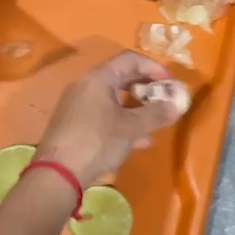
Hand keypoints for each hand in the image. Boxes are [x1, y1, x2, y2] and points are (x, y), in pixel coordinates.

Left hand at [35, 51, 185, 186]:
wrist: (56, 175)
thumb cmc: (97, 142)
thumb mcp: (131, 128)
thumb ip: (156, 114)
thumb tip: (178, 105)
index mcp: (98, 78)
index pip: (130, 59)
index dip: (153, 67)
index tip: (170, 81)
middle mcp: (85, 86)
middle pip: (121, 77)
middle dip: (146, 88)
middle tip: (163, 98)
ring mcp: (77, 106)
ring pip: (113, 98)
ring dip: (136, 107)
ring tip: (154, 121)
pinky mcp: (73, 125)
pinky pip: (103, 115)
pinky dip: (122, 121)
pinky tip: (138, 140)